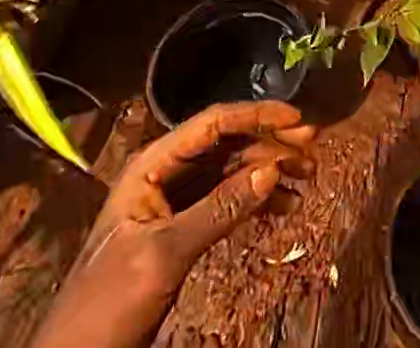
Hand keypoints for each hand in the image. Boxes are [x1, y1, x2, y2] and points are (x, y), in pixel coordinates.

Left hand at [31, 101, 316, 347]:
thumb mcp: (163, 255)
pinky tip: (285, 206)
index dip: (258, 116)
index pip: (214, 124)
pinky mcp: (186, 226)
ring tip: (308, 177)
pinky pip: (231, 199)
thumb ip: (219, 208)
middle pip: (230, 144)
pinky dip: (259, 199)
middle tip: (313, 151)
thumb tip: (273, 168)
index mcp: (153, 165)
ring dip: (271, 170)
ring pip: (235, 169)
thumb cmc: (107, 303)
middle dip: (272, 144)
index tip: (299, 119)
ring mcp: (177, 200)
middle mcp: (168, 173)